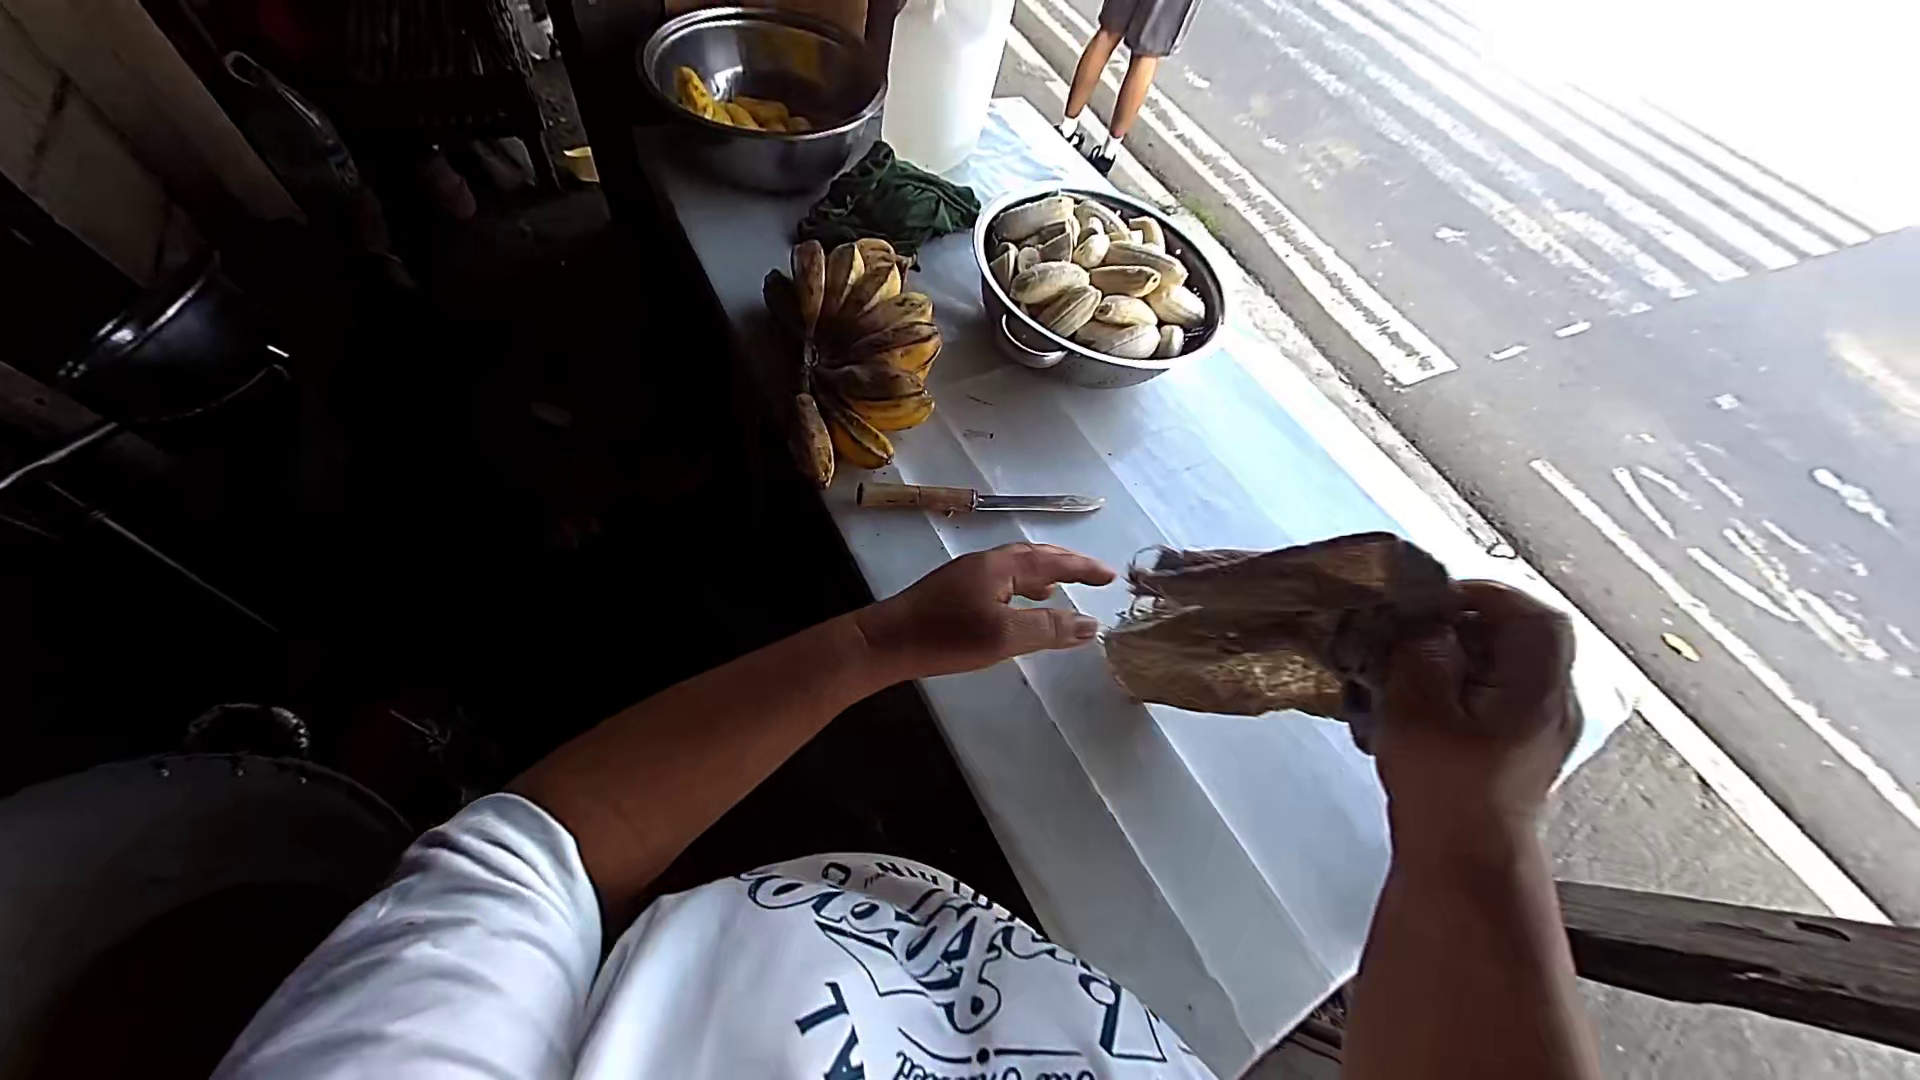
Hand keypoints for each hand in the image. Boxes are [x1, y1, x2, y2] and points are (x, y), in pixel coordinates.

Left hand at [856, 543, 1116, 680]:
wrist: (886, 641)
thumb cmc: (946, 637)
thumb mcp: (1003, 636)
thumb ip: (1049, 628)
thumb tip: (1091, 625)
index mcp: (1000, 566)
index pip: (1052, 560)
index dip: (1083, 567)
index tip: (1110, 575)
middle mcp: (985, 562)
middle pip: (1034, 555)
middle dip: (1065, 563)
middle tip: (1092, 574)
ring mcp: (966, 575)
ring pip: (1015, 567)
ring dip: (1042, 573)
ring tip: (1060, 588)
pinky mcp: (953, 591)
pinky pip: (1000, 580)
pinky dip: (1020, 587)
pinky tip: (1017, 604)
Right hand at [1374, 581, 1579, 853]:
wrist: (1463, 856)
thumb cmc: (1444, 785)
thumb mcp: (1419, 708)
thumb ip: (1423, 655)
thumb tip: (1426, 623)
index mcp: (1537, 691)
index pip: (1535, 617)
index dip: (1485, 594)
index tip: (1431, 597)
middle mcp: (1549, 704)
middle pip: (1515, 638)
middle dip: (1456, 625)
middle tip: (1405, 632)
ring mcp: (1532, 727)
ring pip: (1495, 665)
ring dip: (1446, 654)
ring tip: (1399, 669)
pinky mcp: (1509, 744)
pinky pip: (1483, 692)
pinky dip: (1447, 682)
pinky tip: (1409, 700)